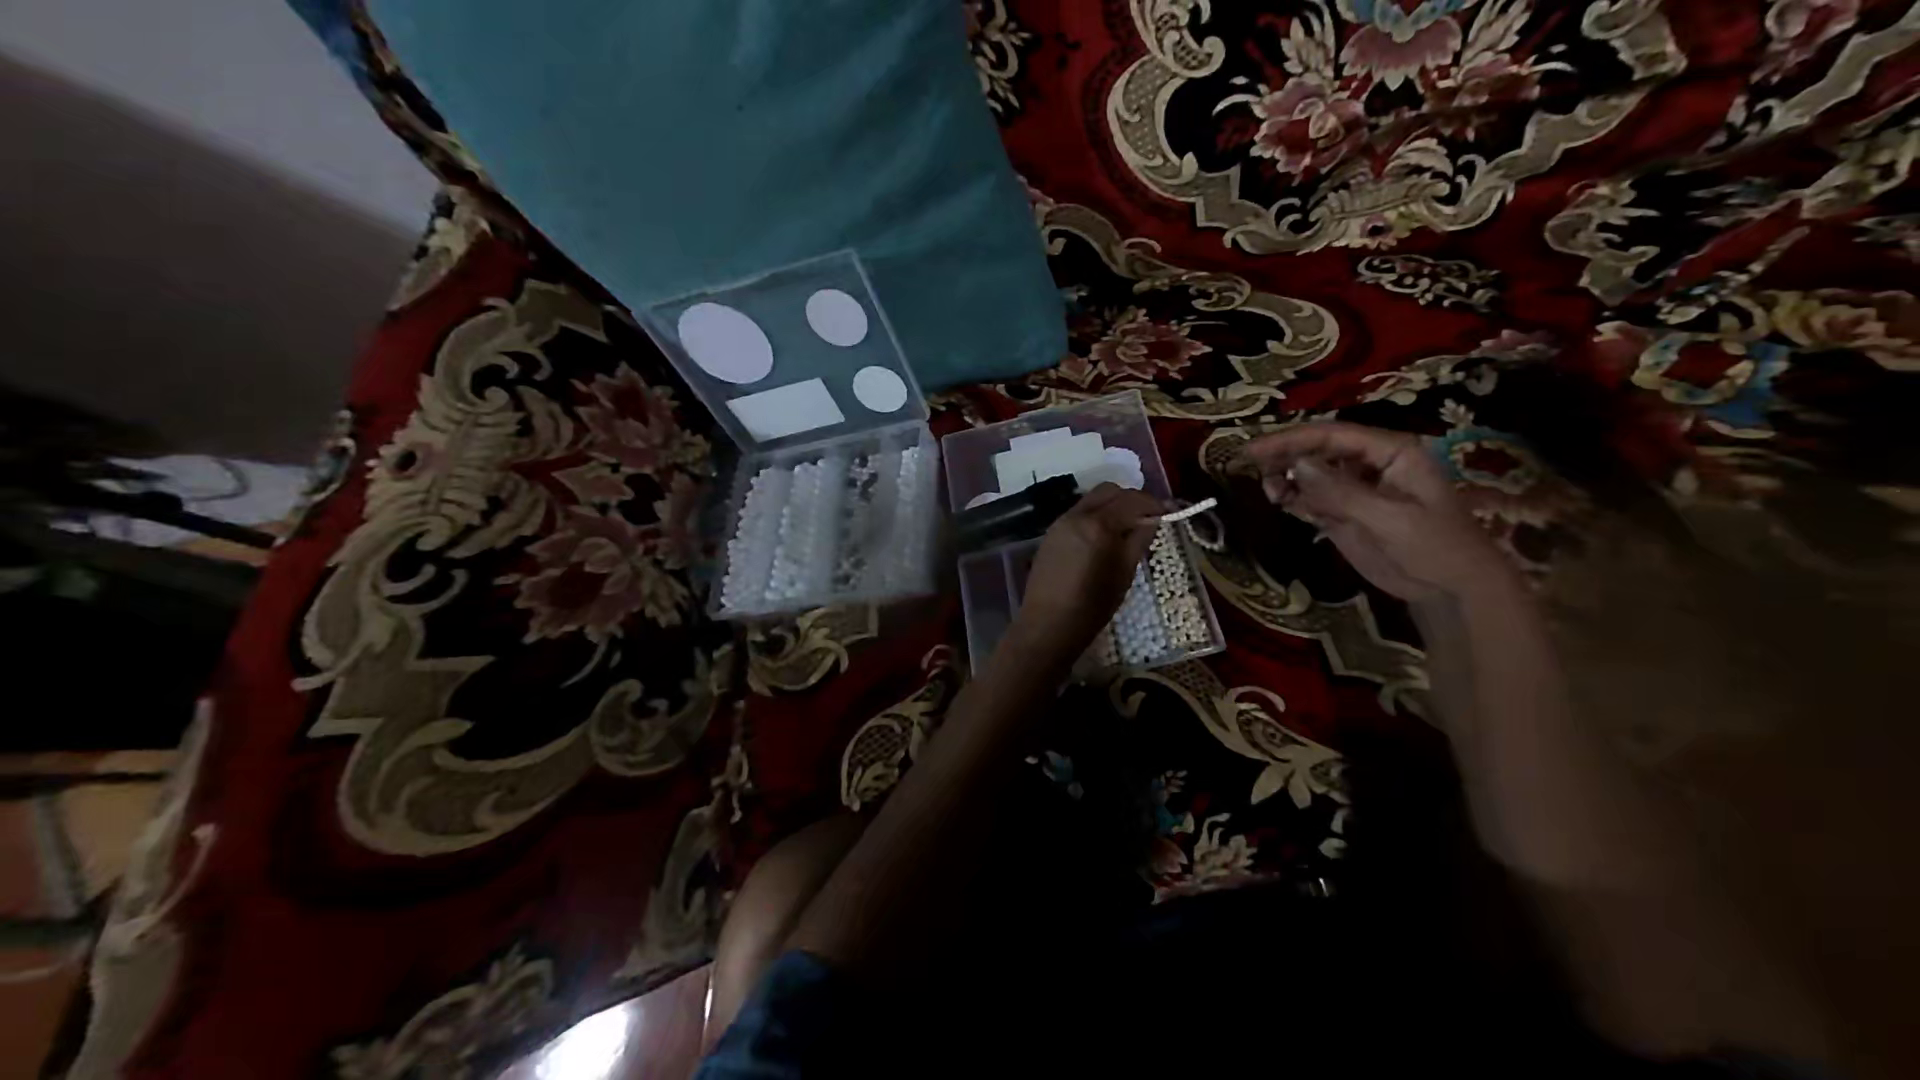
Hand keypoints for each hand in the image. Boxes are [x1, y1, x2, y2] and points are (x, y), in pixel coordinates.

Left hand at [1010, 483, 1162, 661]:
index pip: (1132, 499)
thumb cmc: (1093, 605)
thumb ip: (1139, 540)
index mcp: (1099, 524)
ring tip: (1126, 528)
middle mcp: (1077, 515)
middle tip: (1146, 518)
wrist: (1048, 623)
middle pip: (1109, 491)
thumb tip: (1152, 520)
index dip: (1152, 503)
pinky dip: (1095, 516)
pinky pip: (1078, 513)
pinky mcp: (1050, 534)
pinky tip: (1103, 537)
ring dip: (1111, 506)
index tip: (1166, 512)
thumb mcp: (1124, 573)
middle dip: (1130, 499)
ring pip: (1091, 500)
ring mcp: (1060, 522)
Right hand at [1240, 422, 1510, 603]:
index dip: (1292, 439)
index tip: (1254, 449)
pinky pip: (1310, 497)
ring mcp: (1354, 489)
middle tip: (1248, 464)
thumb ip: (1341, 491)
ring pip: (1310, 472)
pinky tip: (1278, 501)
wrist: (1451, 590)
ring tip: (1267, 490)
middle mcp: (1369, 463)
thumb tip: (1295, 465)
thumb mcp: (1389, 518)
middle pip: (1318, 449)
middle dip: (1283, 454)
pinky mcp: (1343, 513)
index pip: (1333, 436)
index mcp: (1390, 452)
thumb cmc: (1434, 547)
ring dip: (1285, 476)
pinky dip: (1291, 496)